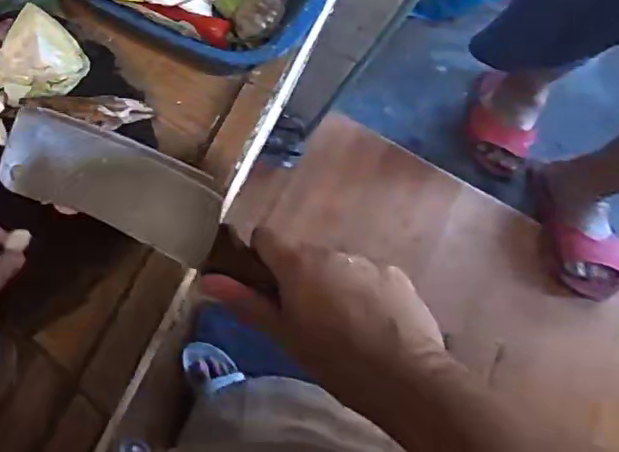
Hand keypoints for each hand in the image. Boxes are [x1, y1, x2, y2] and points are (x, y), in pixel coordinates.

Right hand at [202, 227, 449, 379]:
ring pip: (337, 266)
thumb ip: (247, 303)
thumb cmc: (337, 360)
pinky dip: (368, 293)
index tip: (268, 287)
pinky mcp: (396, 274)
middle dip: (302, 278)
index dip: (262, 258)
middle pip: (303, 254)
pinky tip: (377, 326)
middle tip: (310, 318)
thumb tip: (207, 279)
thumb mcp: (285, 337)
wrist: (411, 382)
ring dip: (335, 285)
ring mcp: (365, 259)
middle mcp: (328, 249)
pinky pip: (370, 276)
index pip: (264, 236)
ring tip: (348, 327)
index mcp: (296, 261)